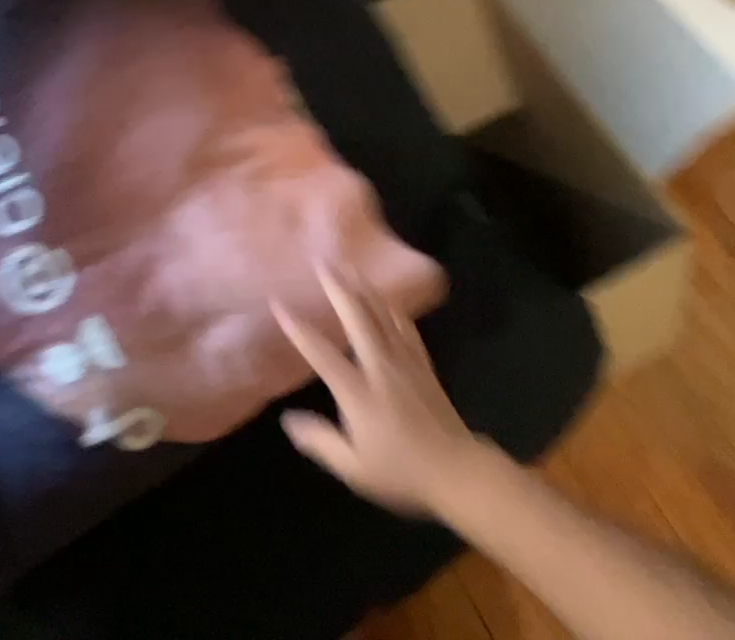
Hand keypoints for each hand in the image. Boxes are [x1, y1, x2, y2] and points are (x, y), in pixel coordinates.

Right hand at [273, 266, 495, 515]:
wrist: (456, 470)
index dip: (299, 328)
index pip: (322, 354)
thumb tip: (288, 419)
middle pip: (357, 317)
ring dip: (363, 288)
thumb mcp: (353, 467)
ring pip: (382, 314)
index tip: (278, 304)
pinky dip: (392, 308)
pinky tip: (386, 299)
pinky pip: (405, 327)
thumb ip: (320, 441)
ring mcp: (405, 362)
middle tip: (322, 261)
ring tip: (349, 266)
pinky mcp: (423, 364)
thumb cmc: (400, 472)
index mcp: (359, 393)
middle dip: (338, 287)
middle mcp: (381, 367)